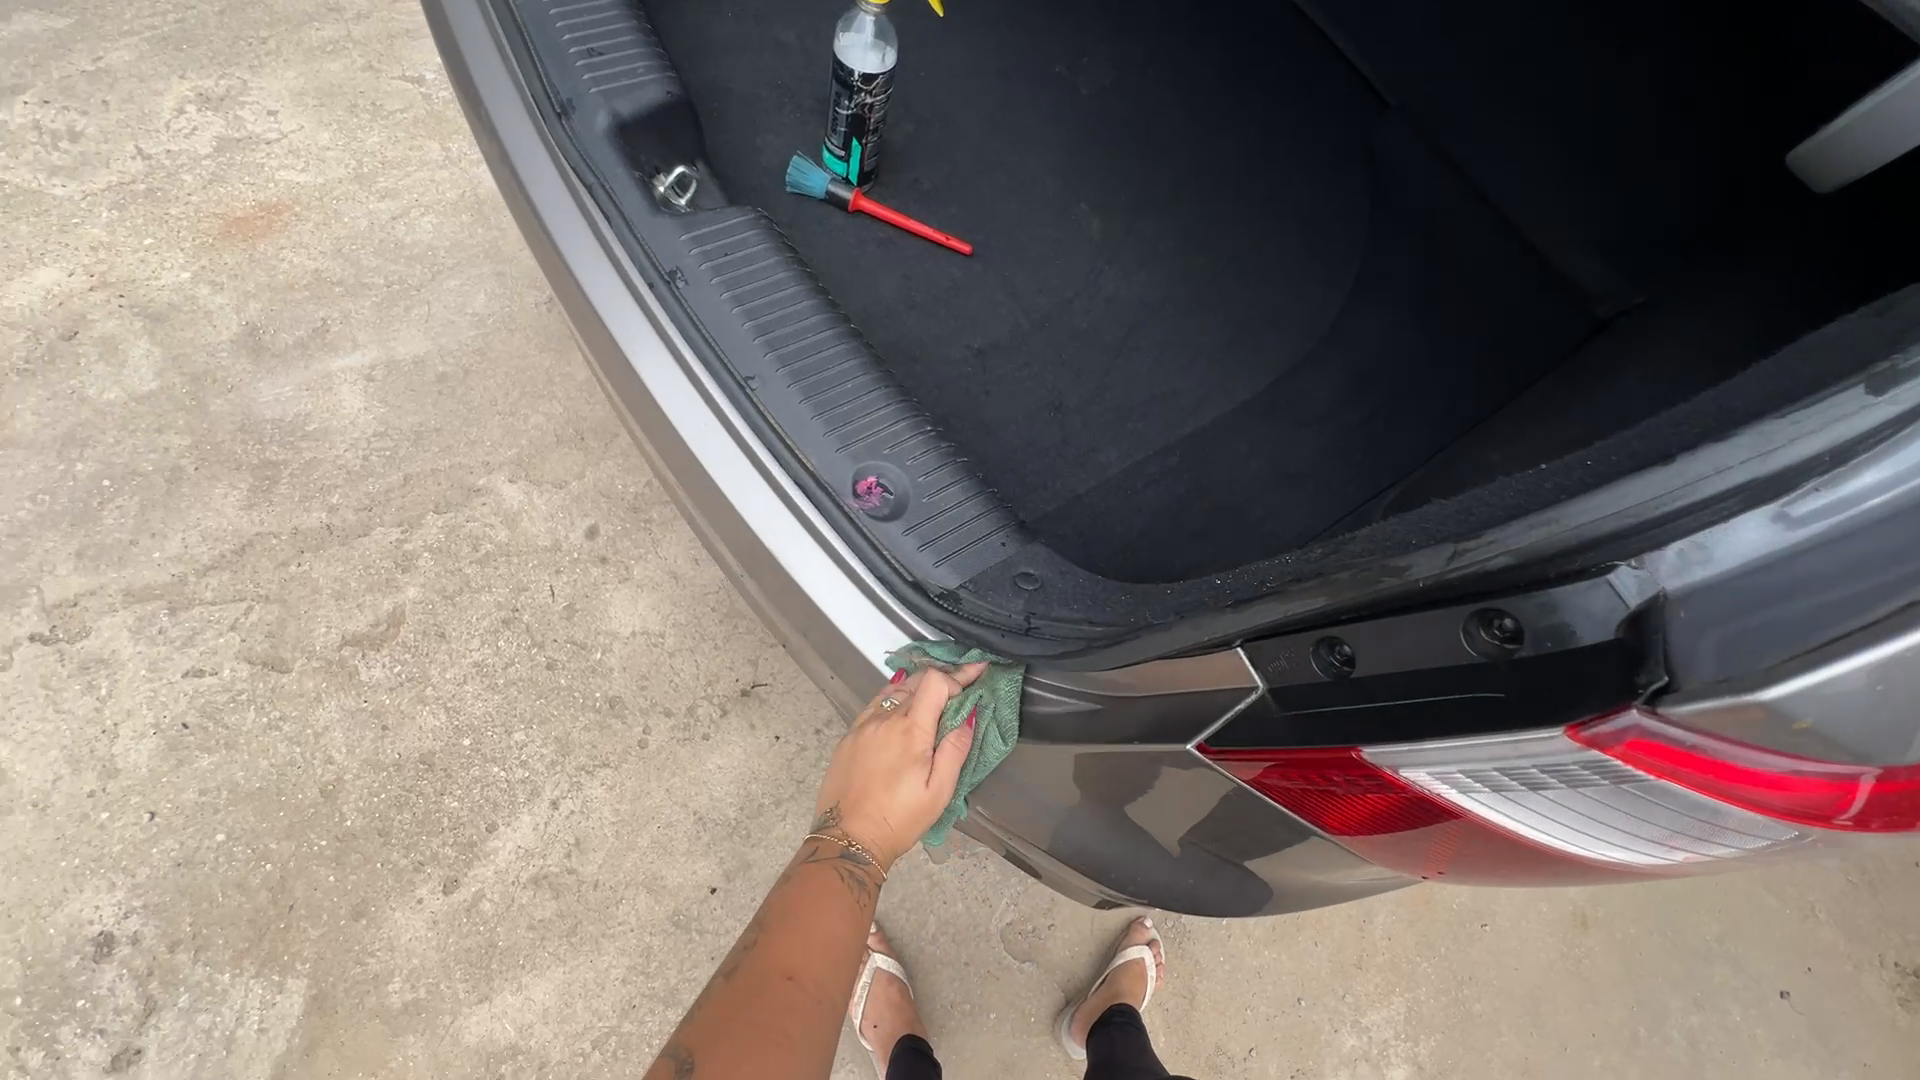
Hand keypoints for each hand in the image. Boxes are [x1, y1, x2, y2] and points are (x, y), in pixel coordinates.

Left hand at [811, 663, 987, 869]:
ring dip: (918, 686)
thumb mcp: (939, 792)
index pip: (935, 682)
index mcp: (910, 730)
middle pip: (916, 681)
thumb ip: (955, 749)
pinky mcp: (849, 736)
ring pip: (894, 690)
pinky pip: (875, 704)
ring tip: (937, 691)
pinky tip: (902, 702)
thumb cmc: (898, 820)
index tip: (976, 675)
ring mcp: (863, 726)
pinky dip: (894, 697)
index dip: (957, 677)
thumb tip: (969, 717)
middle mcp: (885, 719)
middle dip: (943, 679)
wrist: (847, 839)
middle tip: (964, 680)